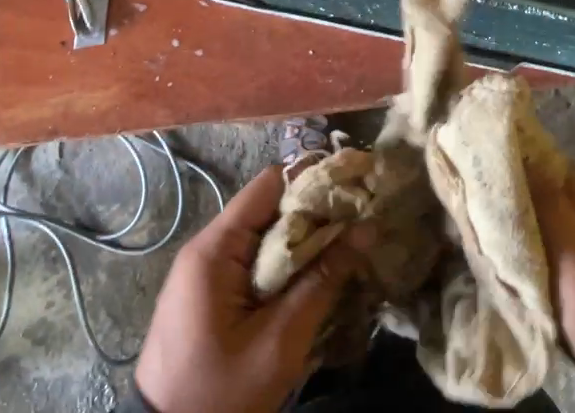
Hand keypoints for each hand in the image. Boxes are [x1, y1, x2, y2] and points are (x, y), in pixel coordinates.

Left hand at [134, 167, 366, 412]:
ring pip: (266, 235)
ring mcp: (206, 272)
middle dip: (317, 214)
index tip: (356, 193)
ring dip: (305, 242)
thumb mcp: (280, 339)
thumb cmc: (220, 392)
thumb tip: (368, 227)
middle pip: (270, 207)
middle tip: (362, 225)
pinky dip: (288, 263)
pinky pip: (256, 261)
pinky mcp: (211, 294)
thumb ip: (323, 279)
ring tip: (349, 249)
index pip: (271, 183)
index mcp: (215, 249)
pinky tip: (317, 277)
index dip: (315, 182)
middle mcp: (207, 248)